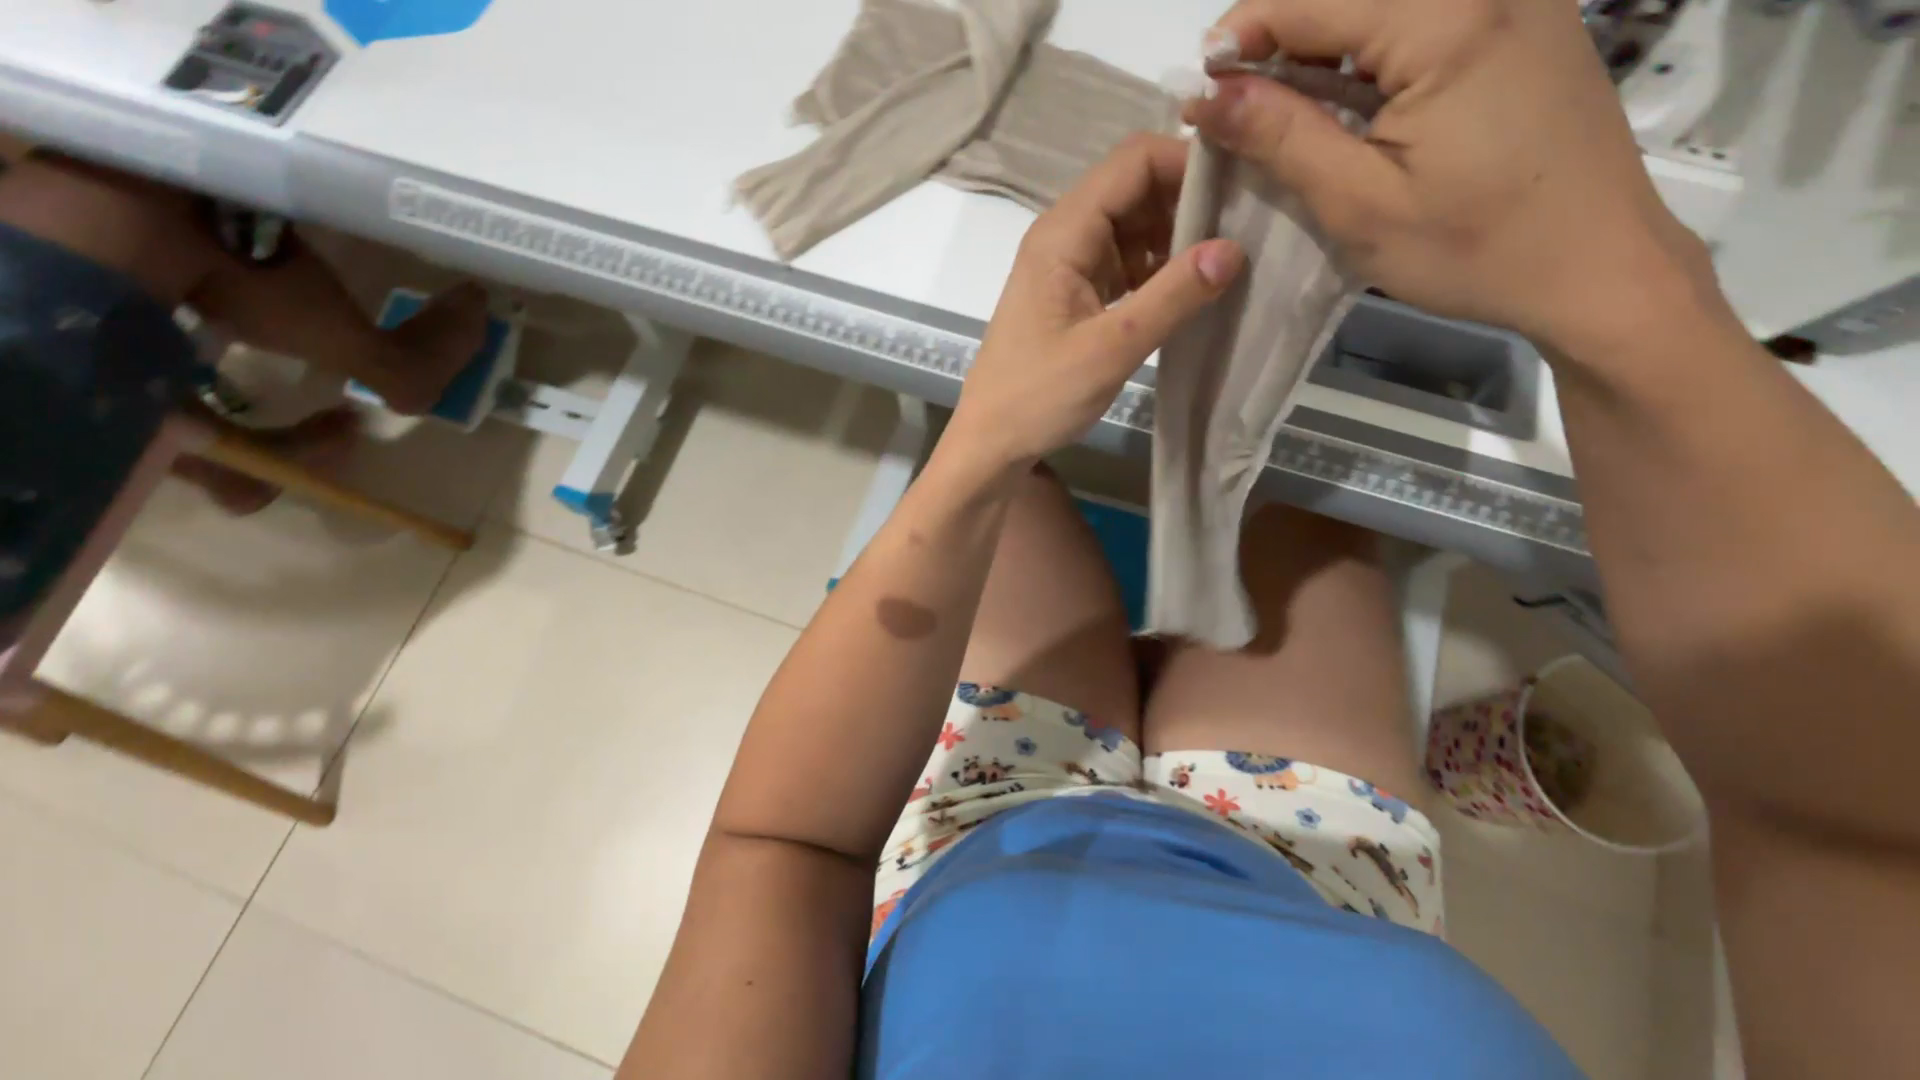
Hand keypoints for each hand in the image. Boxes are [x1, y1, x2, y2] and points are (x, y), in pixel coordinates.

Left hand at [943, 135, 1243, 473]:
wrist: (991, 443)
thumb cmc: (1038, 396)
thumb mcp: (1111, 349)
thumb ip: (1171, 297)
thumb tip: (1234, 248)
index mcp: (1063, 233)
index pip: (1133, 161)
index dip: (1188, 162)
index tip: (1241, 187)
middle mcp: (1065, 236)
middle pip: (1136, 187)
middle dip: (1190, 199)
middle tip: (1248, 225)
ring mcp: (1070, 265)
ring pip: (1135, 225)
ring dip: (1178, 236)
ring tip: (1231, 258)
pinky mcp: (1077, 293)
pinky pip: (1126, 261)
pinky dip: (1159, 268)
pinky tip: (1194, 289)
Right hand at [1188, 0, 1719, 354]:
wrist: (1600, 268)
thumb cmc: (1476, 249)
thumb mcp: (1360, 204)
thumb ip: (1281, 137)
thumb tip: (1207, 93)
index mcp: (1445, 21)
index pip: (1310, 0)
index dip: (1241, 36)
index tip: (1199, 90)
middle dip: (1279, 35)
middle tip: (1237, 103)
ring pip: (1385, 5)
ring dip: (1323, 45)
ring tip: (1284, 105)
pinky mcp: (1529, 22)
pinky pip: (1428, 16)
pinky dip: (1373, 50)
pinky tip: (1350, 97)